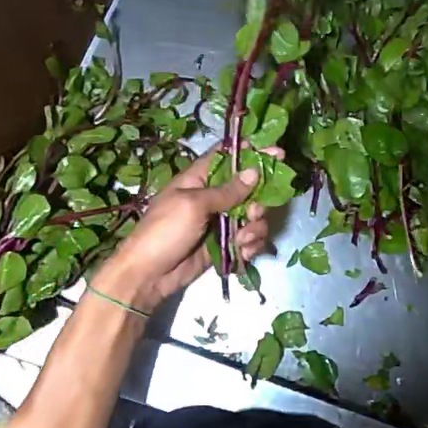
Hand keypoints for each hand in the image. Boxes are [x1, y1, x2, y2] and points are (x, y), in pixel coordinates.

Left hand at [92, 148, 275, 312]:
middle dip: (258, 199)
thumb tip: (254, 171)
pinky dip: (250, 244)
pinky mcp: (224, 244)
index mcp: (198, 179)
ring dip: (255, 226)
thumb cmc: (164, 231)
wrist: (149, 275)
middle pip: (249, 188)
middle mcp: (212, 197)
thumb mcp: (193, 205)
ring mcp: (220, 222)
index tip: (278, 154)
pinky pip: (248, 238)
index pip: (228, 157)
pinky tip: (243, 252)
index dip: (252, 152)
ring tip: (243, 238)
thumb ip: (226, 191)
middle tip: (254, 211)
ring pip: (253, 215)